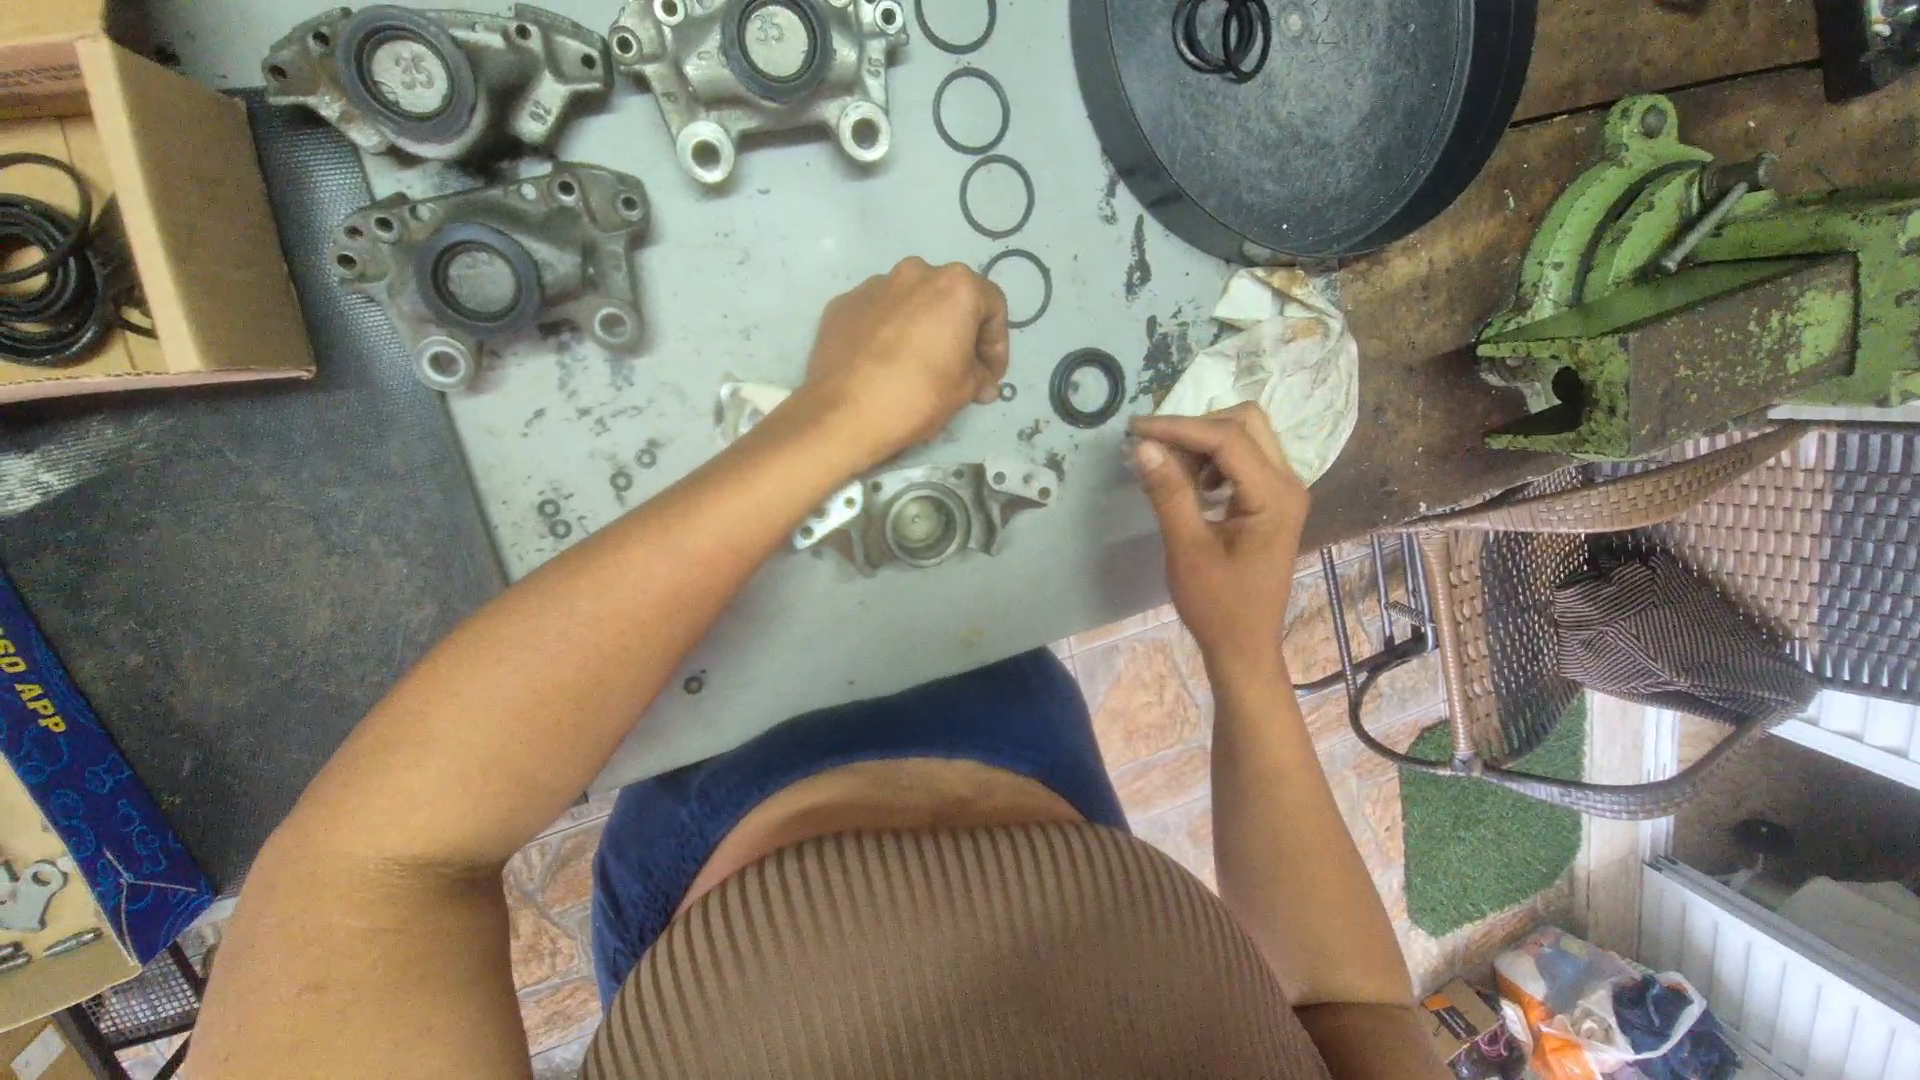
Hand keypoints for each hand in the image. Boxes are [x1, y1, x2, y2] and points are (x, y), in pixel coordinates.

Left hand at [792, 257, 1009, 467]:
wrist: (843, 413)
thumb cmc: (917, 396)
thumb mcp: (964, 390)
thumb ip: (980, 376)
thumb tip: (984, 382)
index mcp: (954, 285)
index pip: (993, 307)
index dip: (997, 345)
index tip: (990, 375)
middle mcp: (915, 272)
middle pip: (949, 297)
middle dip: (959, 331)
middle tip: (959, 369)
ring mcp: (874, 285)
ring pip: (911, 302)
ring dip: (922, 327)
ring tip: (918, 365)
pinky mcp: (843, 304)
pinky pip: (878, 314)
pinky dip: (888, 332)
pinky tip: (884, 364)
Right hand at [1130, 405, 1309, 677]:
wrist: (1244, 645)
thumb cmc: (1217, 605)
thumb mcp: (1187, 549)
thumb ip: (1169, 493)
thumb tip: (1144, 446)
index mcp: (1274, 495)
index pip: (1227, 438)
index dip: (1178, 428)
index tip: (1135, 430)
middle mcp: (1289, 483)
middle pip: (1245, 422)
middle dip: (1194, 426)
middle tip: (1154, 448)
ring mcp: (1284, 490)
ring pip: (1246, 434)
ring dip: (1204, 441)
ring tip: (1170, 469)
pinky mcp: (1272, 499)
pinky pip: (1245, 456)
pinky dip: (1214, 458)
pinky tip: (1193, 486)